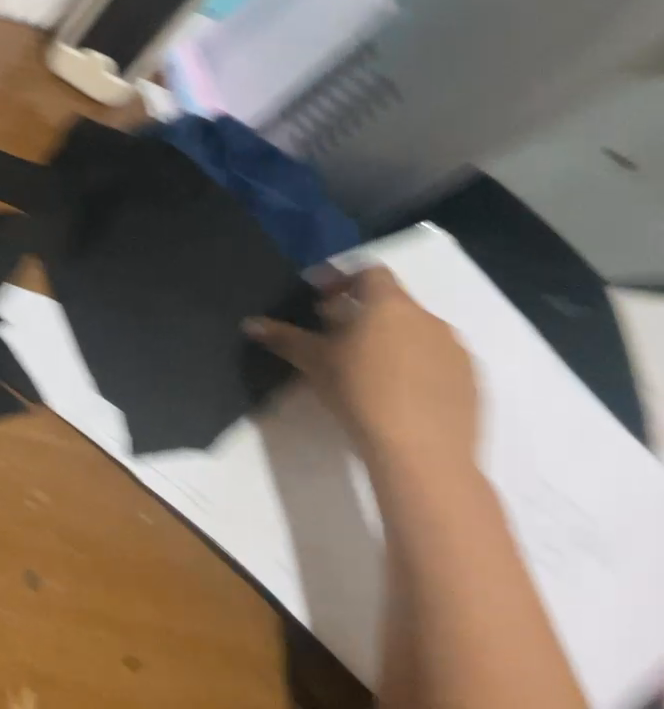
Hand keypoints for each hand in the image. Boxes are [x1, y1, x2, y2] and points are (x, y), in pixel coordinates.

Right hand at [245, 267, 478, 478]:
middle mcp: (429, 319)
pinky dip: (414, 364)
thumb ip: (283, 337)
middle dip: (361, 312)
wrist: (424, 452)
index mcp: (390, 306)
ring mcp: (457, 351)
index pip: (369, 272)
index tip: (318, 299)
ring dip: (389, 338)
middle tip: (333, 335)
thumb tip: (251, 323)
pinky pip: (437, 359)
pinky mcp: (473, 381)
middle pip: (392, 302)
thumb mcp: (312, 362)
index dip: (341, 279)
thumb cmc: (361, 392)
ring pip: (416, 331)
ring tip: (364, 366)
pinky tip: (395, 391)